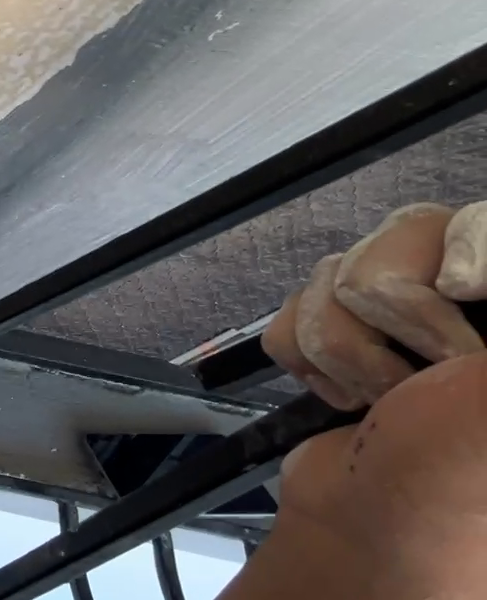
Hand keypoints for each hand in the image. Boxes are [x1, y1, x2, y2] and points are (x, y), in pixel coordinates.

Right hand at [222, 203, 486, 597]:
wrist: (372, 534)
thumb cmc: (461, 489)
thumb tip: (475, 260)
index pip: (484, 226)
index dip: (461, 259)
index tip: (463, 303)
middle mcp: (482, 312)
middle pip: (407, 234)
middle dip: (391, 308)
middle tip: (429, 372)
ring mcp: (416, 325)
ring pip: (336, 268)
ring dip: (342, 341)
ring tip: (383, 398)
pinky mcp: (347, 338)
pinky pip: (292, 302)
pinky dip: (303, 351)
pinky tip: (344, 394)